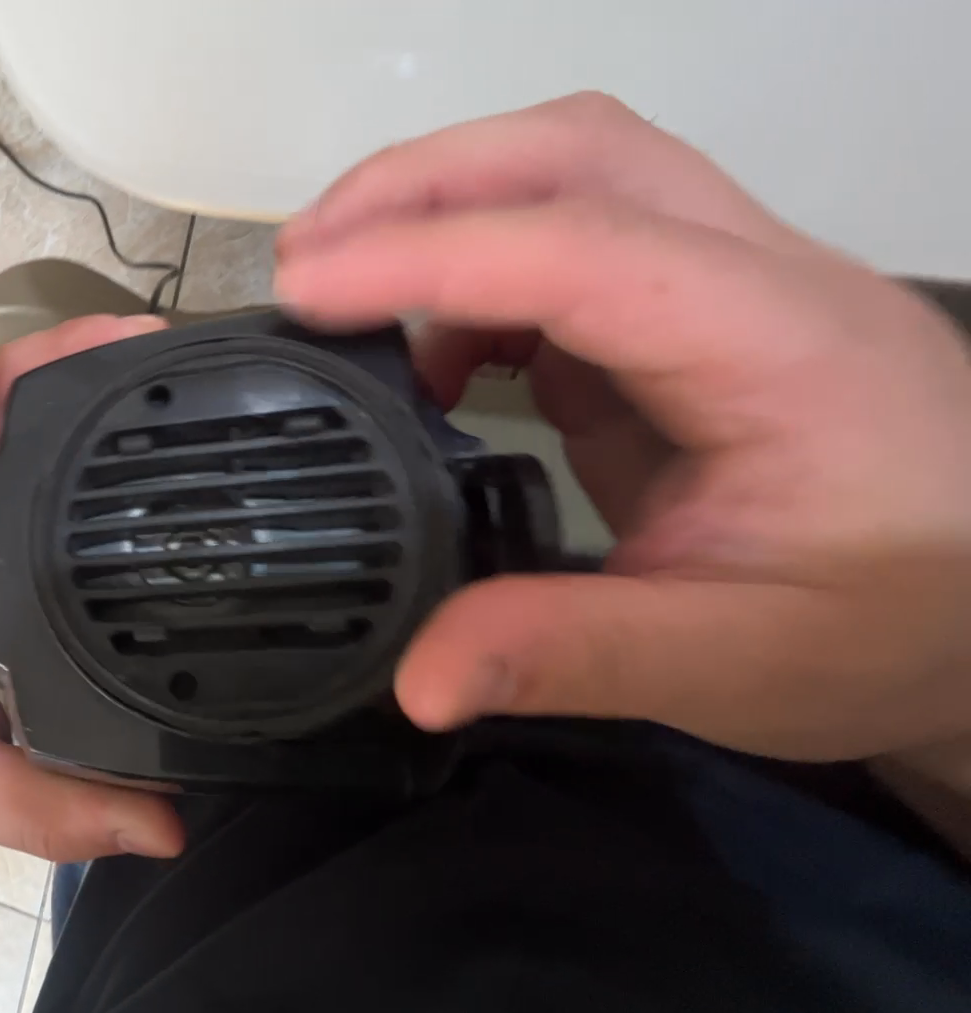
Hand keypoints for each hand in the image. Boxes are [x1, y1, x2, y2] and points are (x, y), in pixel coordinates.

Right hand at [274, 92, 970, 764]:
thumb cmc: (887, 632)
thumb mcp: (728, 665)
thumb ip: (564, 657)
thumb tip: (414, 682)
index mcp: (778, 346)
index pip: (583, 251)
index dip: (427, 257)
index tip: (299, 291)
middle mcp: (750, 281)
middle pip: (572, 156)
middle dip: (417, 185)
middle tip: (301, 258)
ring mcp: (705, 291)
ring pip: (559, 179)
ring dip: (433, 210)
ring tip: (332, 285)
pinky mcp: (663, 325)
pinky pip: (548, 255)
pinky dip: (458, 284)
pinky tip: (424, 360)